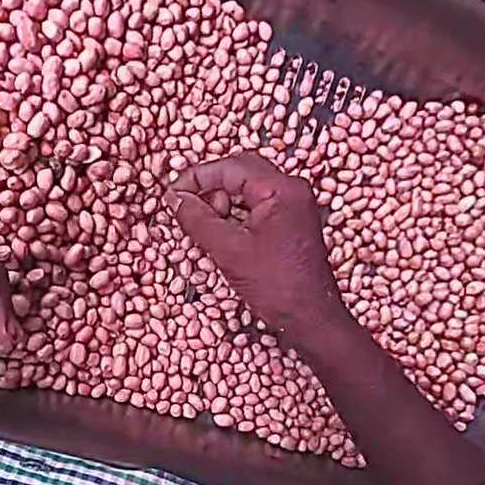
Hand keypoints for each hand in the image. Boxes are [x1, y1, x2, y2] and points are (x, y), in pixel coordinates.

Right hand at [165, 153, 348, 347]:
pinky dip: (235, 214)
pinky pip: (257, 205)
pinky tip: (221, 235)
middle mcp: (291, 190)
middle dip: (209, 189)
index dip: (196, 177)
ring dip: (222, 203)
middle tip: (187, 209)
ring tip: (205, 228)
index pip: (230, 167)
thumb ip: (198, 220)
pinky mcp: (291, 221)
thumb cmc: (277, 286)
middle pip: (239, 172)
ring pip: (247, 188)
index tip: (174, 193)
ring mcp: (294, 205)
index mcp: (280, 190)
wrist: (310, 317)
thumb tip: (175, 200)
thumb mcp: (228, 250)